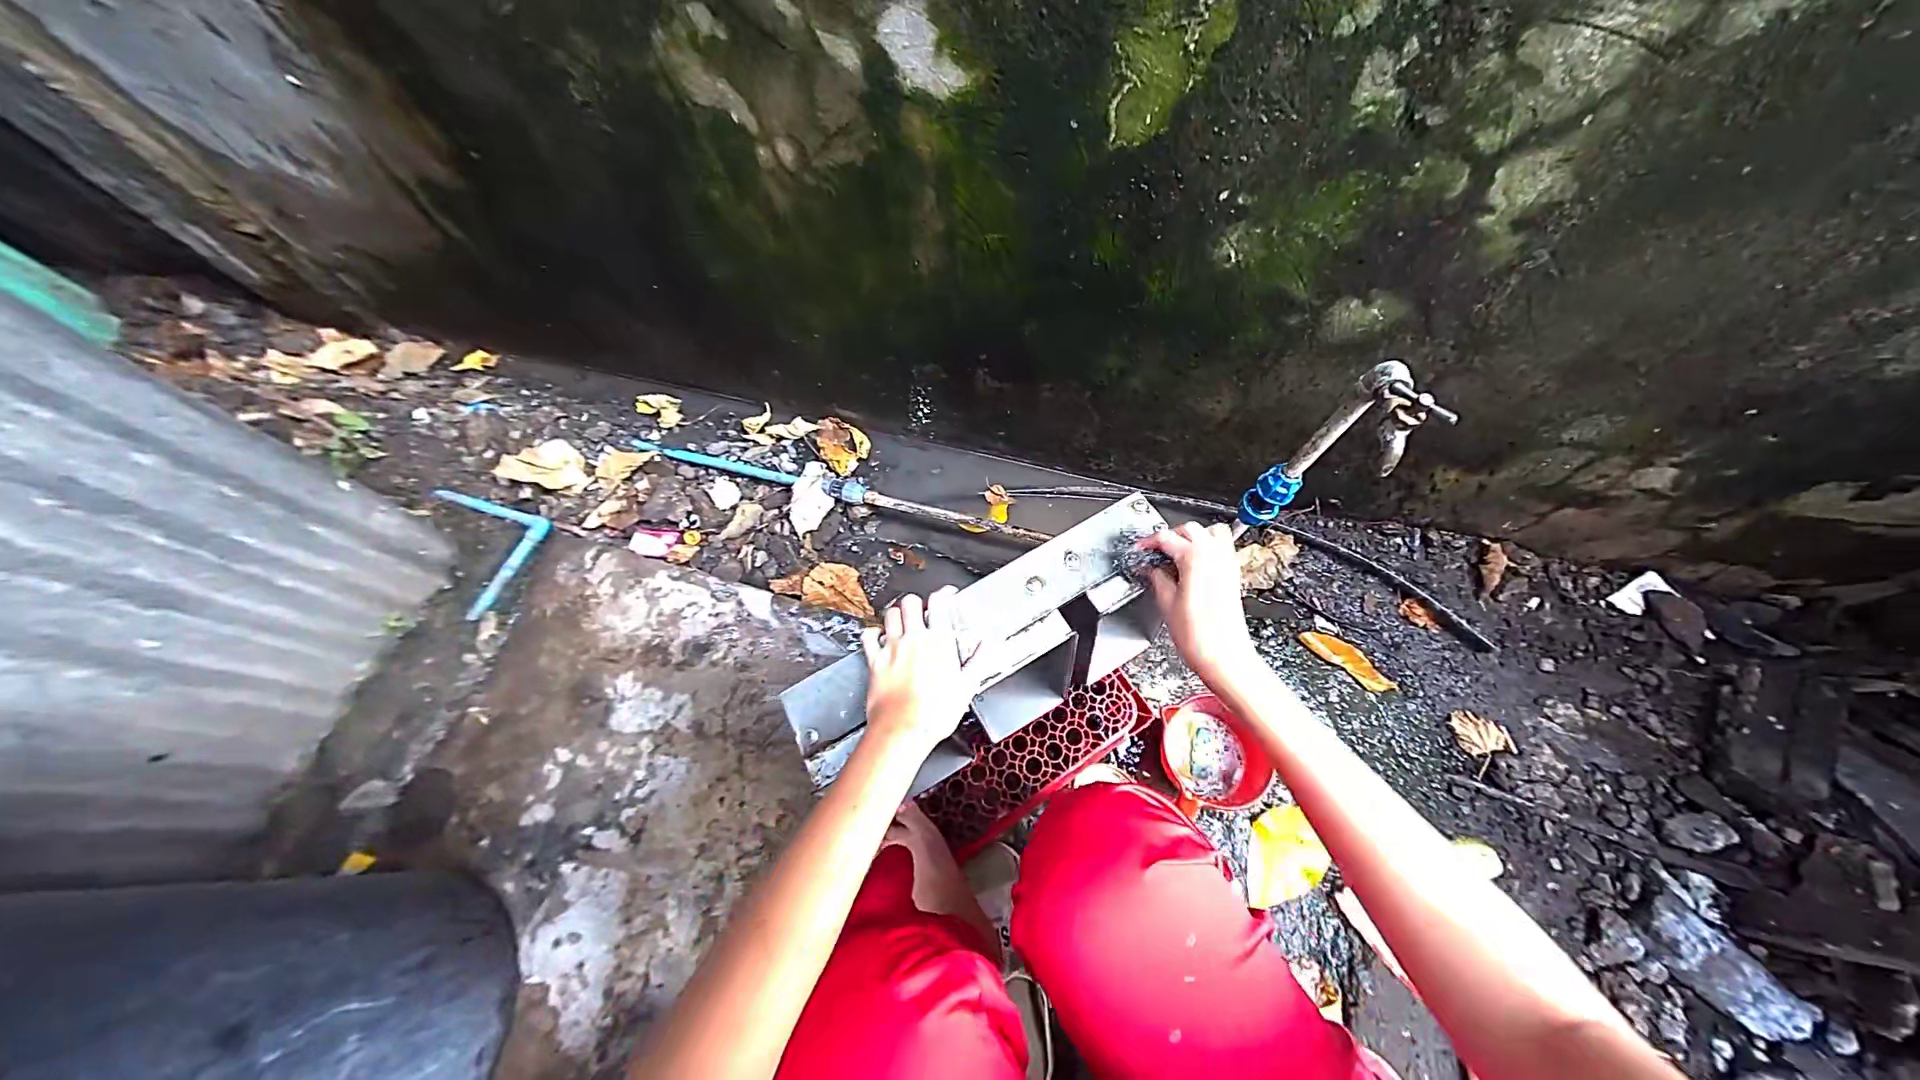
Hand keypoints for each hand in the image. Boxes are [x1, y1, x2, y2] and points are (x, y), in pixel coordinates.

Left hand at [862, 587, 967, 761]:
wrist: (903, 730)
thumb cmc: (934, 714)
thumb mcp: (966, 686)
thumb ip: (978, 660)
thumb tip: (988, 645)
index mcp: (939, 642)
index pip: (939, 603)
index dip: (943, 594)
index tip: (946, 596)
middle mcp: (913, 640)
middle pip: (910, 602)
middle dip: (916, 602)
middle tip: (921, 610)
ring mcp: (892, 648)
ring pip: (890, 614)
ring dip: (896, 614)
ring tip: (902, 622)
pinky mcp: (874, 661)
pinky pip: (868, 636)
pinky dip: (873, 633)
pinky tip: (878, 637)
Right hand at [1140, 522, 1260, 683]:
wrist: (1224, 656)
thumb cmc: (1200, 636)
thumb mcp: (1166, 602)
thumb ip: (1157, 577)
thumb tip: (1151, 568)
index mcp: (1194, 557)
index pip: (1165, 537)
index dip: (1147, 542)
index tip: (1139, 549)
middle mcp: (1214, 555)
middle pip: (1188, 529)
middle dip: (1169, 536)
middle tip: (1154, 551)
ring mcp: (1227, 563)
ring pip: (1210, 532)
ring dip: (1192, 537)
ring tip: (1175, 552)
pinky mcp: (1233, 574)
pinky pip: (1222, 547)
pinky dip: (1208, 547)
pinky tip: (1194, 563)